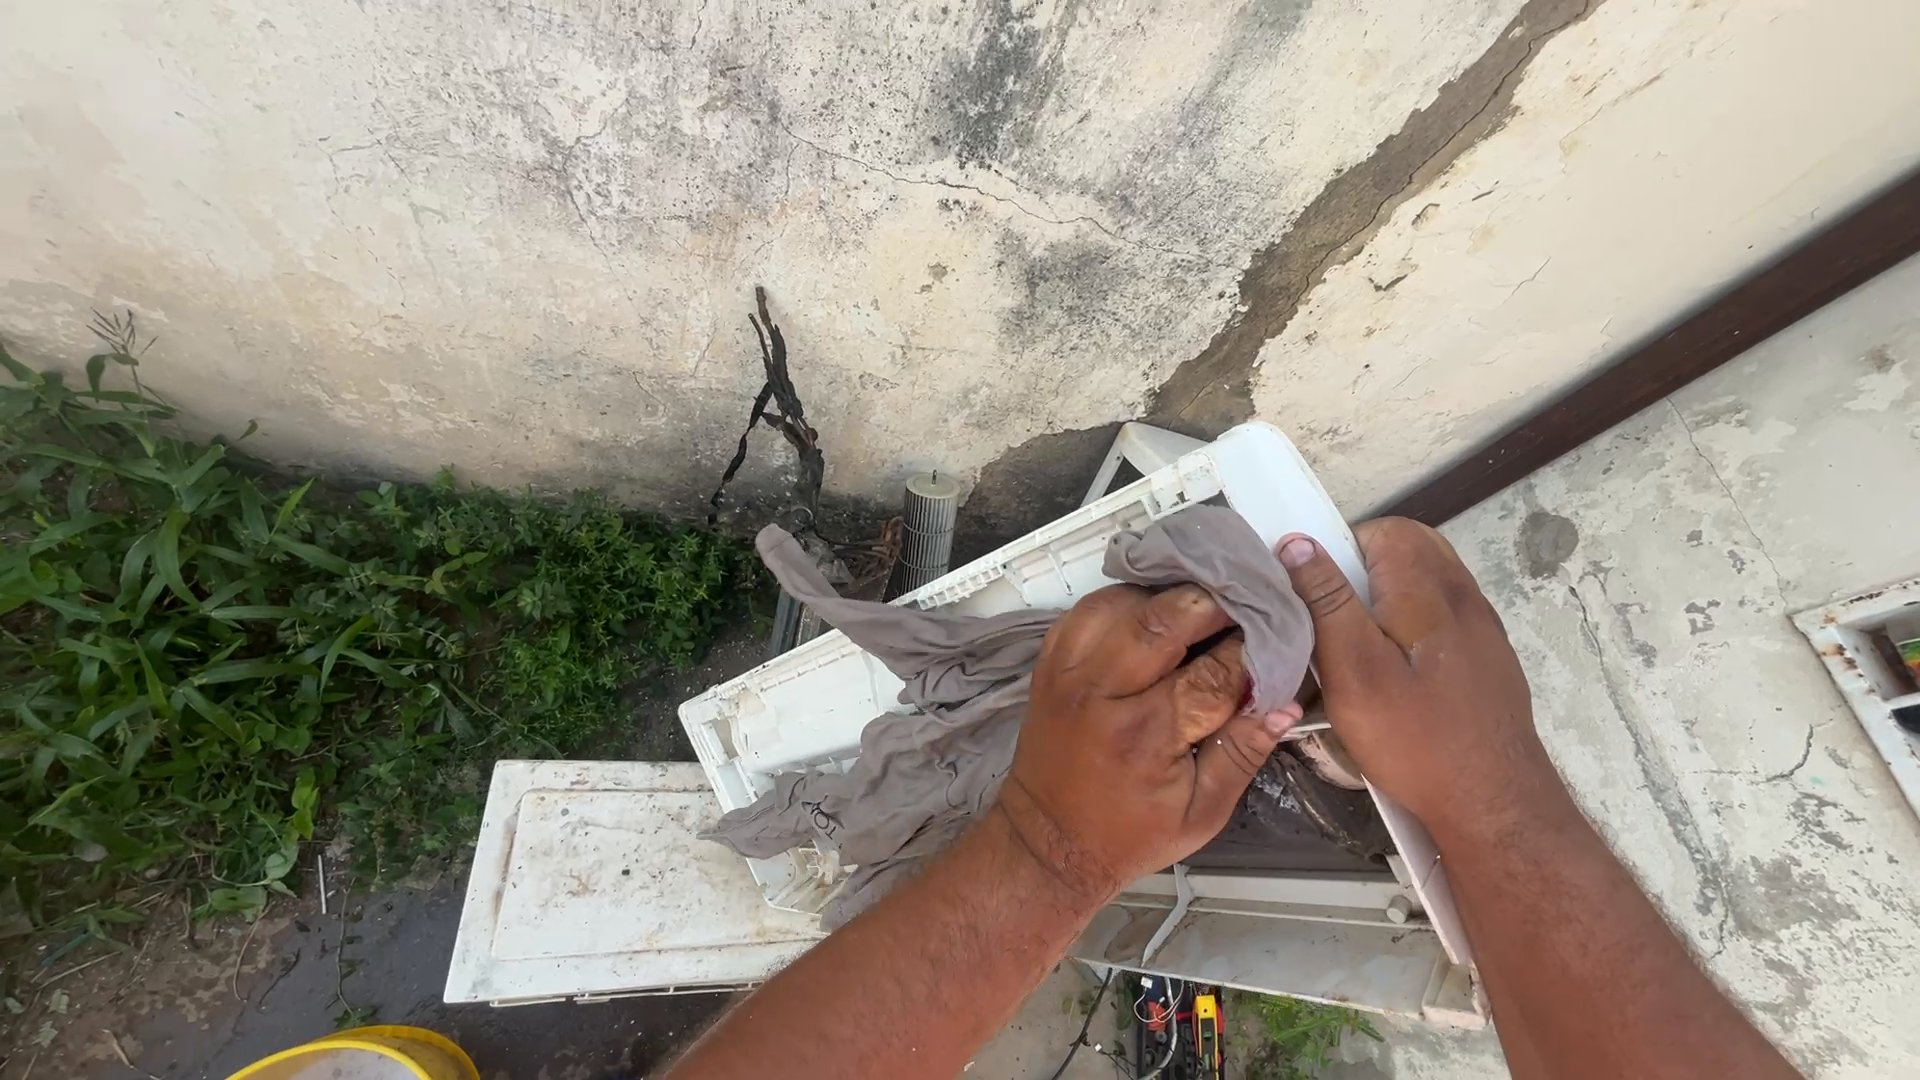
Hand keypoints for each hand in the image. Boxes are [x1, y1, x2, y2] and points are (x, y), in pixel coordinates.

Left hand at [997, 584, 1303, 905]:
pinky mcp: (1049, 660)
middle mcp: (1102, 692)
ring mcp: (1068, 670)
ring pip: (1121, 603)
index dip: (1250, 648)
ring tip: (1199, 602)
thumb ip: (1242, 753)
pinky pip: (1088, 609)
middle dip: (1210, 602)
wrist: (1048, 837)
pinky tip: (1151, 609)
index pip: (1212, 672)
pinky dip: (1124, 600)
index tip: (1276, 633)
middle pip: (1161, 621)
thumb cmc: (1127, 832)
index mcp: (1145, 734)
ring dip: (1164, 595)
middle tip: (1242, 597)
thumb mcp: (1200, 813)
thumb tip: (1285, 703)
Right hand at [1276, 518, 1562, 840]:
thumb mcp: (1351, 666)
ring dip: (1387, 592)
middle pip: (1411, 547)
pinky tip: (1394, 668)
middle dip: (1364, 566)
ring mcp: (1481, 629)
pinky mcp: (1486, 659)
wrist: (1493, 805)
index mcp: (1428, 590)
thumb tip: (1299, 544)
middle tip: (1335, 615)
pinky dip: (1410, 620)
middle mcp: (1463, 597)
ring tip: (1359, 641)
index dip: (1343, 550)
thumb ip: (1324, 600)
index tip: (1317, 593)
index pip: (1385, 530)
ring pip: (1427, 580)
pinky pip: (1441, 613)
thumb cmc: (1413, 735)